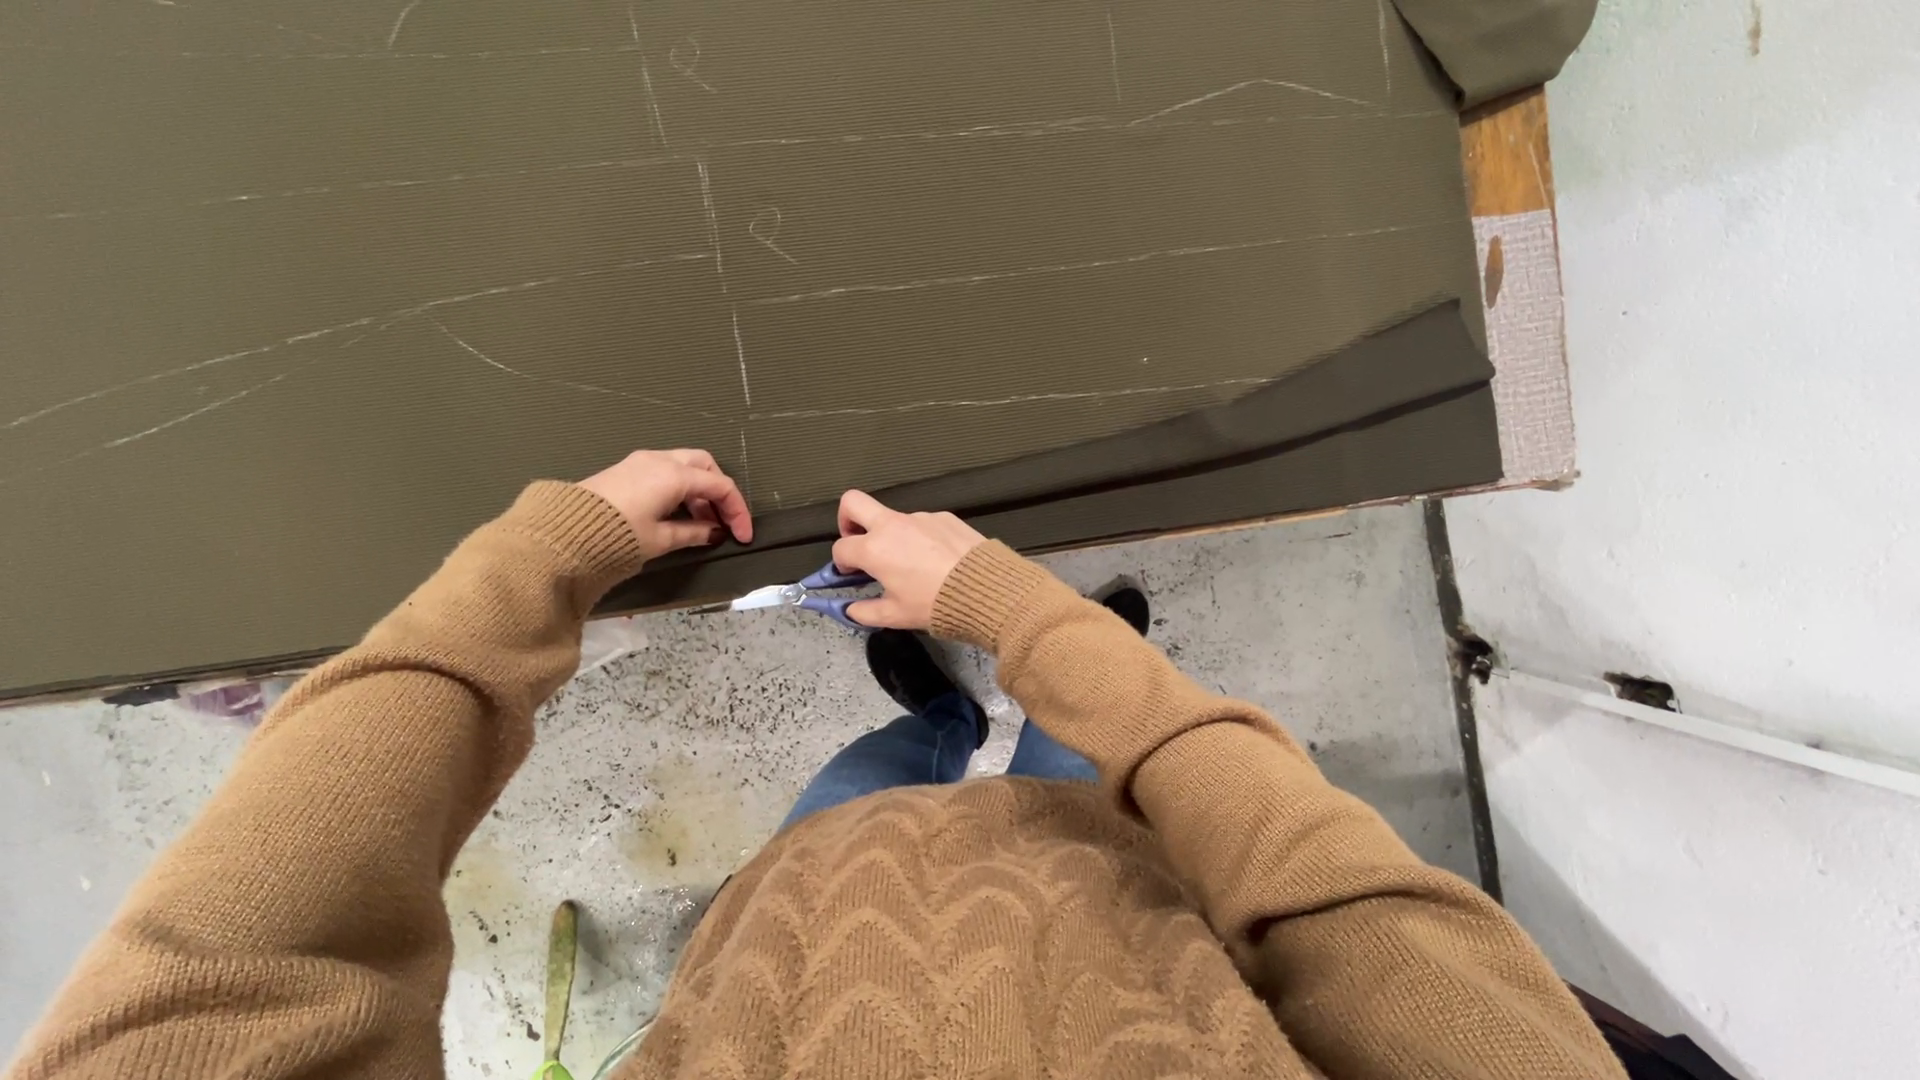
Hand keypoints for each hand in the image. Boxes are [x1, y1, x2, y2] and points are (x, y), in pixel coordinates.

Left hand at [576, 449, 753, 560]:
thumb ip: (693, 533)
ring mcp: (640, 462)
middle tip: (722, 521)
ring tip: (700, 523)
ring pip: (684, 466)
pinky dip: (679, 488)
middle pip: (705, 465)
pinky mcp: (625, 470)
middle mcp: (660, 460)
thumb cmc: (618, 535)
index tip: (742, 537)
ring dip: (698, 491)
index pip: (721, 486)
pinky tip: (677, 514)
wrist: (564, 533)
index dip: (737, 511)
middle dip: (719, 492)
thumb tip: (713, 532)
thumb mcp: (661, 540)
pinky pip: (664, 471)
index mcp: (674, 475)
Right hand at [830, 490, 985, 629]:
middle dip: (846, 519)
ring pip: (894, 518)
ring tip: (912, 565)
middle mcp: (893, 525)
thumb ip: (865, 613)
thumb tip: (850, 610)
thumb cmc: (935, 604)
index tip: (852, 574)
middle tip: (858, 542)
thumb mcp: (896, 616)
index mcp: (874, 549)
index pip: (841, 547)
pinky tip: (937, 560)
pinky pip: (923, 524)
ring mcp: (920, 517)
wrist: (985, 589)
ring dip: (892, 536)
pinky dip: (920, 538)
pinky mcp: (944, 517)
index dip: (841, 563)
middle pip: (853, 502)